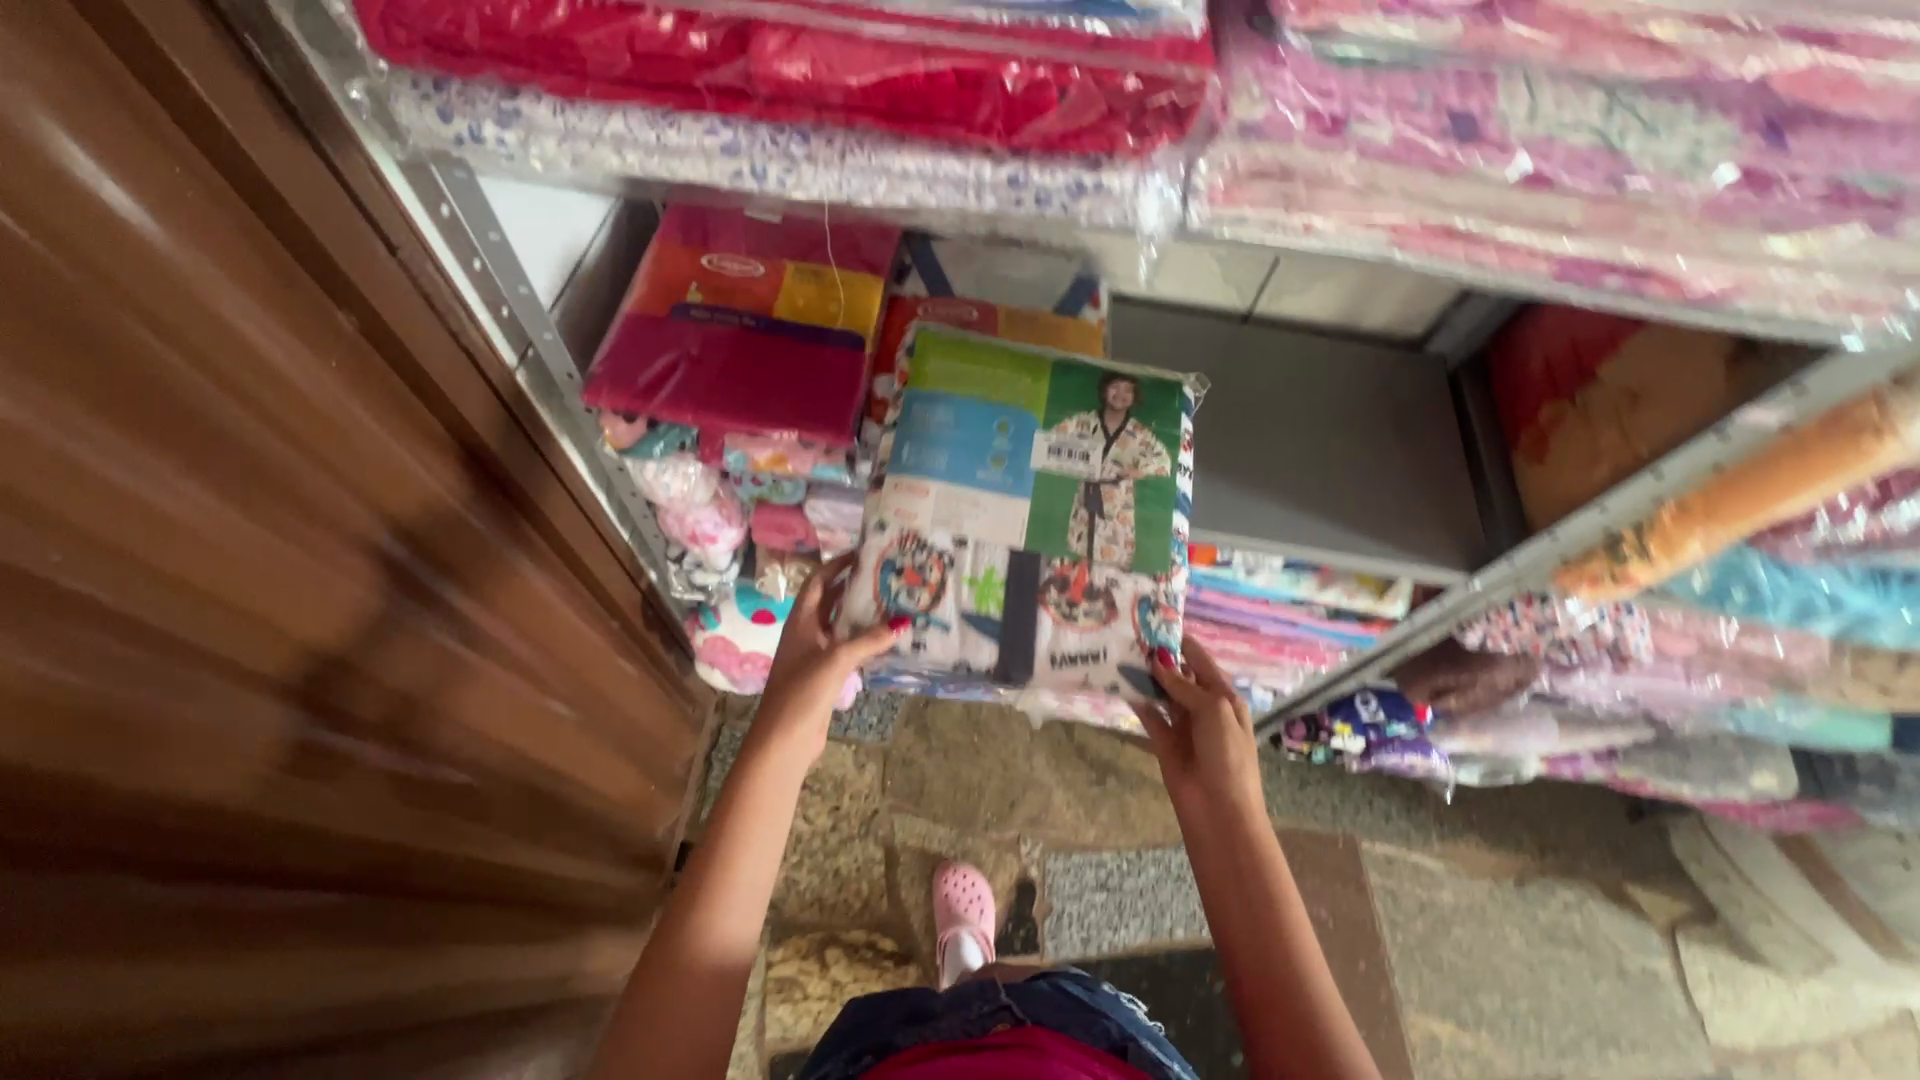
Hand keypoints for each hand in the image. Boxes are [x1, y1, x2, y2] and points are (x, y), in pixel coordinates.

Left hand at [752, 551, 905, 763]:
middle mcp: (806, 633)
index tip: (863, 553)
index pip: (819, 581)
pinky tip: (887, 640)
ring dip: (862, 615)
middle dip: (854, 587)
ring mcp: (814, 655)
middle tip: (886, 576)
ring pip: (841, 626)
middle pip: (830, 601)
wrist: (784, 738)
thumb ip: (869, 640)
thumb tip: (902, 622)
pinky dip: (864, 642)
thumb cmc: (803, 691)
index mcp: (801, 620)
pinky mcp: (824, 675)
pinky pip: (847, 649)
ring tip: (893, 602)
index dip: (837, 565)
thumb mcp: (837, 659)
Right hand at [1135, 638, 1264, 824]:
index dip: (1183, 643)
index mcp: (1224, 697)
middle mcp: (1203, 707)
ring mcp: (1182, 725)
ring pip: (1161, 694)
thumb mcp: (1214, 711)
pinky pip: (1148, 716)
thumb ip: (1185, 686)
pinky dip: (1136, 701)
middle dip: (1159, 658)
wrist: (1220, 810)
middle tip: (1130, 636)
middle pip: (1179, 675)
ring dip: (1145, 677)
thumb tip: (1158, 664)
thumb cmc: (1228, 756)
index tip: (1157, 623)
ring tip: (1121, 654)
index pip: (1201, 661)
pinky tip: (1120, 684)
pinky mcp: (1163, 742)